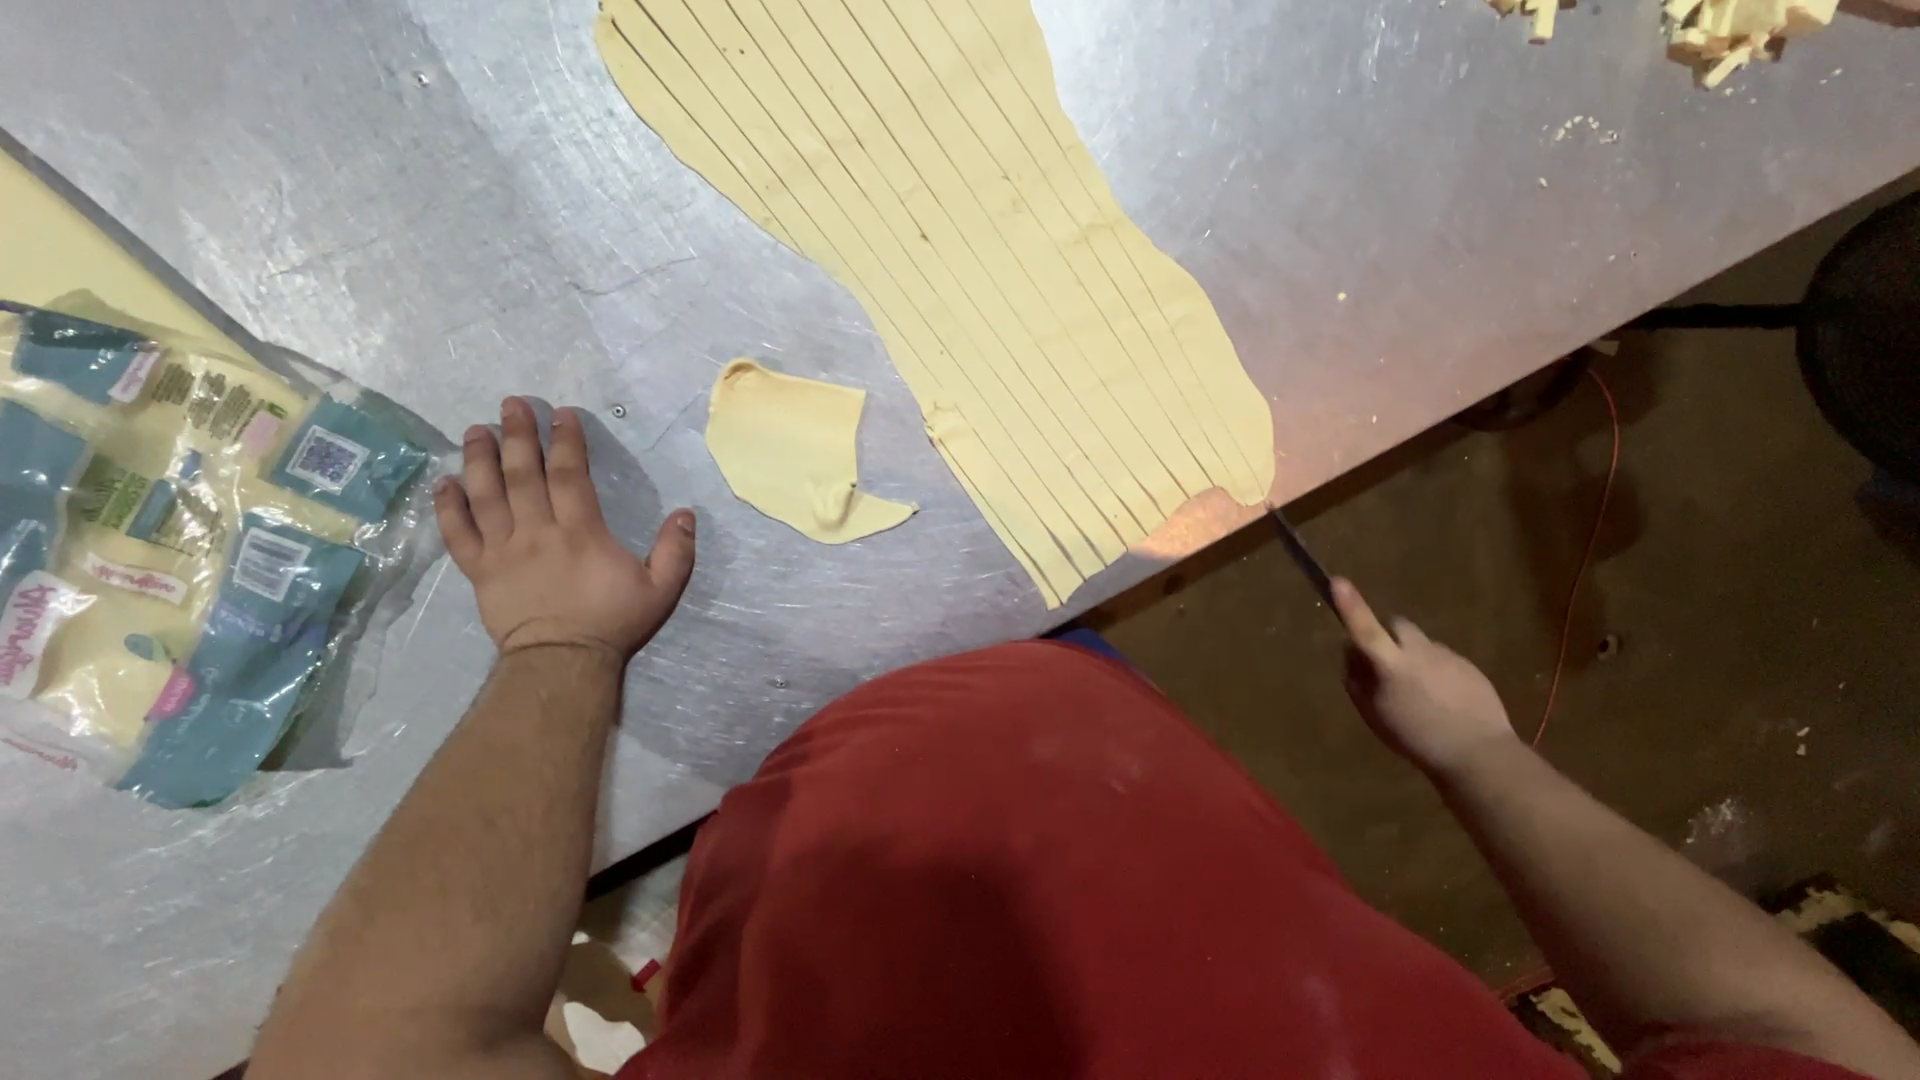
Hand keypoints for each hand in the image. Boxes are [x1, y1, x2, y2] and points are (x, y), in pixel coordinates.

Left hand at [434, 397, 695, 661]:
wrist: (563, 662)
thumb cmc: (612, 622)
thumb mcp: (660, 589)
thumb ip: (675, 550)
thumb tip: (687, 514)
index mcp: (581, 531)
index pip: (569, 474)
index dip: (565, 440)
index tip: (562, 414)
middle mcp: (537, 531)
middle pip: (522, 474)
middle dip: (518, 435)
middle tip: (512, 405)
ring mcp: (504, 550)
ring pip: (486, 495)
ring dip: (480, 458)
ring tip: (477, 430)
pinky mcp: (480, 571)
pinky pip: (458, 534)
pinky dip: (449, 507)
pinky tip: (445, 482)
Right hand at [1331, 577, 1519, 775]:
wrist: (1479, 753)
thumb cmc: (1416, 738)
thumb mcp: (1374, 715)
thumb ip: (1356, 680)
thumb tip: (1350, 653)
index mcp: (1392, 666)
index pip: (1365, 629)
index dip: (1350, 606)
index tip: (1337, 581)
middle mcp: (1420, 653)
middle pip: (1396, 624)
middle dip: (1386, 634)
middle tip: (1383, 662)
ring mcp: (1448, 657)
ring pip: (1420, 643)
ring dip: (1411, 656)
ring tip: (1418, 692)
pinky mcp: (1469, 666)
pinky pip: (1442, 658)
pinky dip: (1434, 670)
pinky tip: (1441, 700)